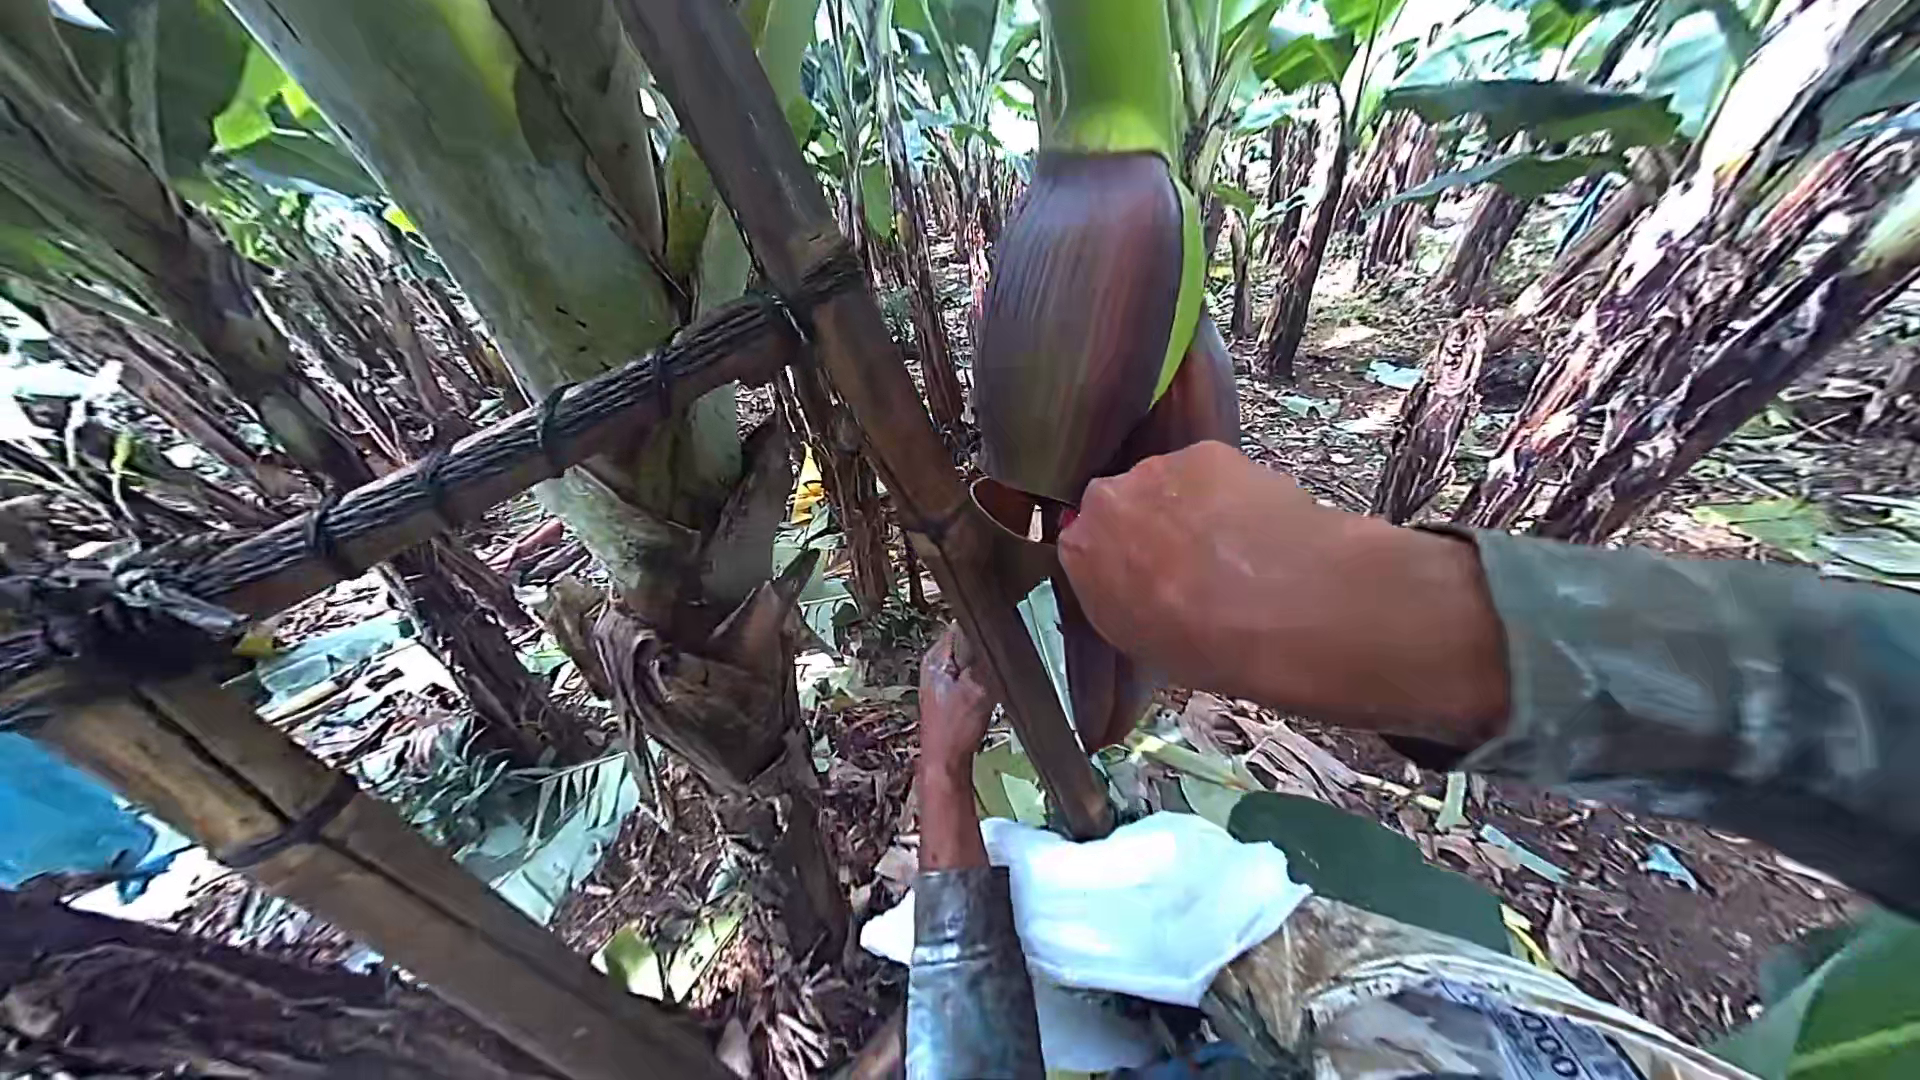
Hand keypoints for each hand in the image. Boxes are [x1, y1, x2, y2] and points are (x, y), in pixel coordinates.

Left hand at [917, 625, 995, 782]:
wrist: (945, 763)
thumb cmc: (957, 729)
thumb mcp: (978, 688)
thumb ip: (985, 659)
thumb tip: (997, 636)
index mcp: (935, 657)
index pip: (961, 625)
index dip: (983, 629)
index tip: (1001, 635)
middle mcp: (933, 663)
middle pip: (966, 641)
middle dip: (984, 647)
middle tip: (1000, 659)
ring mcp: (938, 677)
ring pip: (969, 658)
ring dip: (983, 664)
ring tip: (994, 675)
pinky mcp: (946, 691)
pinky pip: (968, 673)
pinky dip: (980, 677)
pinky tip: (987, 689)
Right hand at [1058, 442, 1508, 744]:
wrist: (1284, 607)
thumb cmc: (1203, 644)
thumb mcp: (1136, 639)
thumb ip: (1113, 593)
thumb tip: (1122, 573)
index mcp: (1080, 550)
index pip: (1084, 542)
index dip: (1117, 558)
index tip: (1144, 576)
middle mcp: (1105, 500)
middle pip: (1120, 504)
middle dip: (1145, 525)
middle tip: (1188, 559)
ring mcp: (1155, 470)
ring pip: (1164, 484)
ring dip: (1186, 505)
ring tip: (1232, 544)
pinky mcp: (1207, 451)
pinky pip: (1205, 472)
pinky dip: (1224, 492)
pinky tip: (1255, 523)